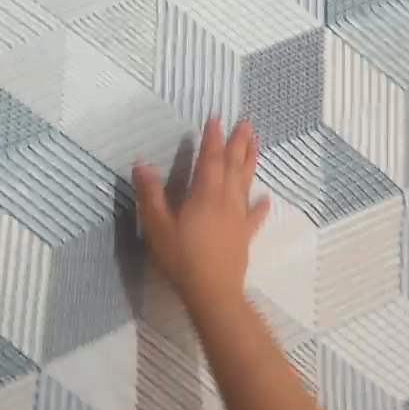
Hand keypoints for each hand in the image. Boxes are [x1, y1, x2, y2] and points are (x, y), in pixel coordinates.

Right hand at [133, 118, 269, 305]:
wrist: (211, 291)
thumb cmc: (180, 256)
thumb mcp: (157, 224)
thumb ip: (150, 193)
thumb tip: (142, 163)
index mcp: (204, 194)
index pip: (209, 159)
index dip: (212, 138)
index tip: (216, 118)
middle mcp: (225, 200)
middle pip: (233, 166)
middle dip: (238, 143)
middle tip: (246, 123)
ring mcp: (238, 218)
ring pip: (246, 184)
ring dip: (250, 162)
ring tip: (257, 144)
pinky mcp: (243, 235)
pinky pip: (254, 216)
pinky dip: (260, 205)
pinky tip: (266, 199)